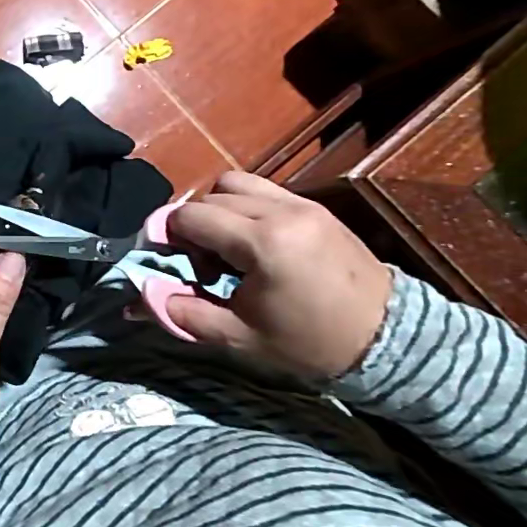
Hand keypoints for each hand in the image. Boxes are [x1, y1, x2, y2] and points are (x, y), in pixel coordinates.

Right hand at [165, 172, 393, 381]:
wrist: (385, 338)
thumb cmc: (308, 343)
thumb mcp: (240, 337)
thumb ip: (184, 313)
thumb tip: (142, 296)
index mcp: (262, 243)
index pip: (191, 216)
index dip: (168, 235)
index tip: (170, 262)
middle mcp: (281, 210)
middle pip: (210, 197)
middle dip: (193, 226)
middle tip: (202, 265)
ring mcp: (302, 203)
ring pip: (237, 184)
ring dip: (219, 209)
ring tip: (228, 247)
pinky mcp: (316, 206)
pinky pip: (265, 191)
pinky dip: (246, 207)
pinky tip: (254, 242)